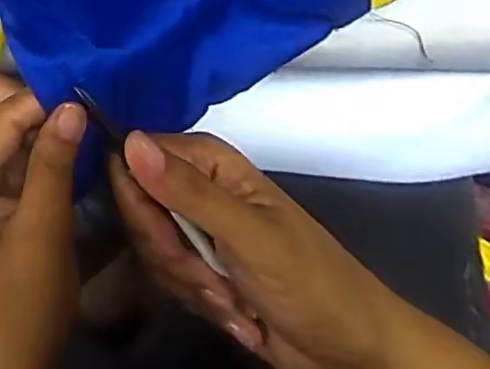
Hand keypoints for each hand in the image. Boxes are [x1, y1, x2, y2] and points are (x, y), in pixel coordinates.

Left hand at [0, 71, 86, 368]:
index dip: (43, 100)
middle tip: (79, 112)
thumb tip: (73, 104)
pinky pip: (13, 137)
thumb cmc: (24, 301)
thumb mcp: (44, 233)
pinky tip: (70, 137)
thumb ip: (54, 164)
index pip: (2, 112)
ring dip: (38, 111)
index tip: (87, 97)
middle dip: (33, 97)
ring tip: (81, 118)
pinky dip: (40, 132)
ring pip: (2, 111)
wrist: (9, 353)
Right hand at [111, 132, 489, 368]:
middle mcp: (193, 182)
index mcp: (206, 159)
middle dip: (169, 253)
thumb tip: (130, 142)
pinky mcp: (196, 260)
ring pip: (148, 243)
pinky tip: (234, 311)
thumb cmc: (316, 286)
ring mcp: (194, 223)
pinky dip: (196, 299)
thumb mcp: (251, 238)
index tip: (169, 239)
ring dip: (186, 282)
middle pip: (137, 205)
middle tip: (213, 279)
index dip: (140, 201)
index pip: (134, 158)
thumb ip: (189, 192)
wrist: (359, 356)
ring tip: (234, 300)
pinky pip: (163, 272)